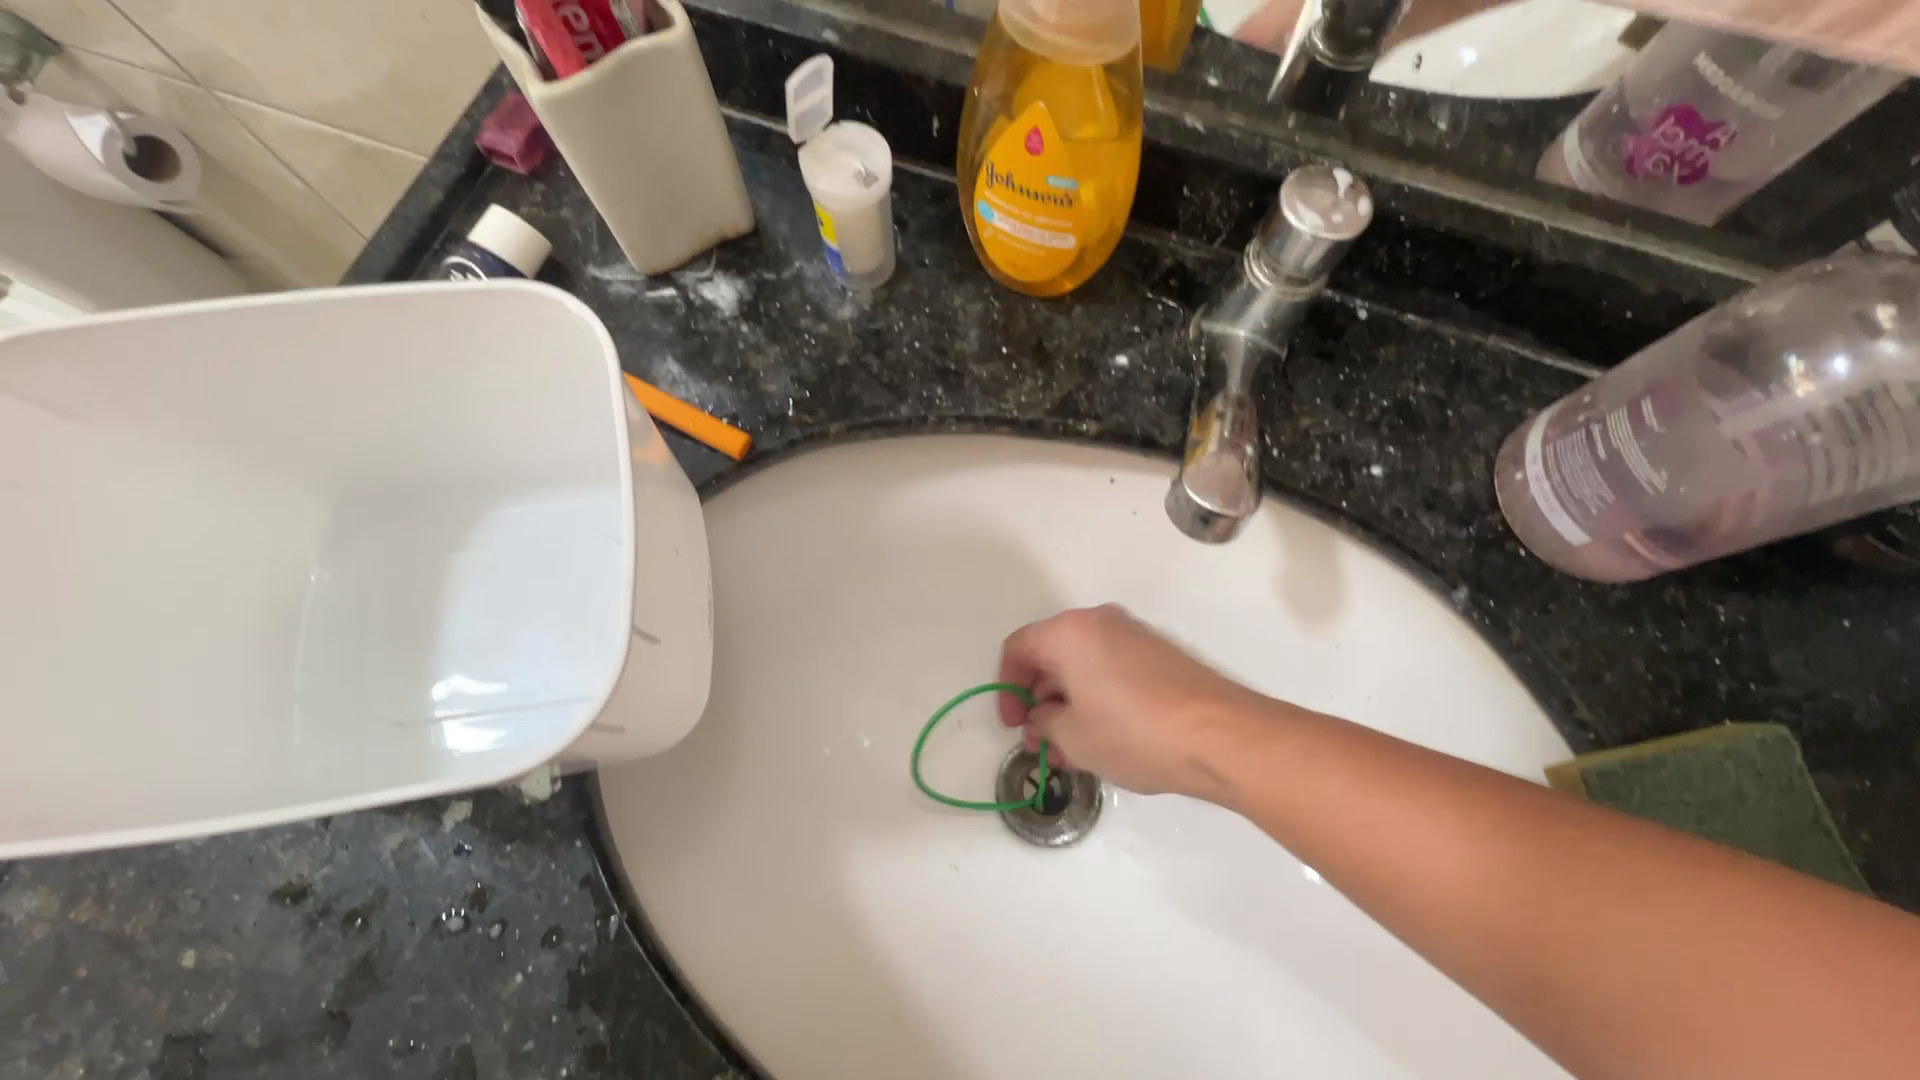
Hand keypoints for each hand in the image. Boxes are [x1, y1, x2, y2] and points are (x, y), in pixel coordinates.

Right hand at [996, 604, 1271, 798]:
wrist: (1219, 736)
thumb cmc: (1133, 732)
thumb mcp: (1073, 737)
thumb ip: (1044, 723)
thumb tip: (1044, 718)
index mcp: (1070, 632)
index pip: (1018, 648)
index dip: (1007, 688)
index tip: (1015, 724)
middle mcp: (1101, 623)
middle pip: (1051, 655)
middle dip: (1039, 700)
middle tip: (1041, 742)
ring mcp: (1135, 637)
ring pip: (1083, 666)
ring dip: (1068, 704)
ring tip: (1072, 750)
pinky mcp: (1161, 657)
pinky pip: (1112, 672)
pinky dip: (1097, 699)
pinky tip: (1103, 739)